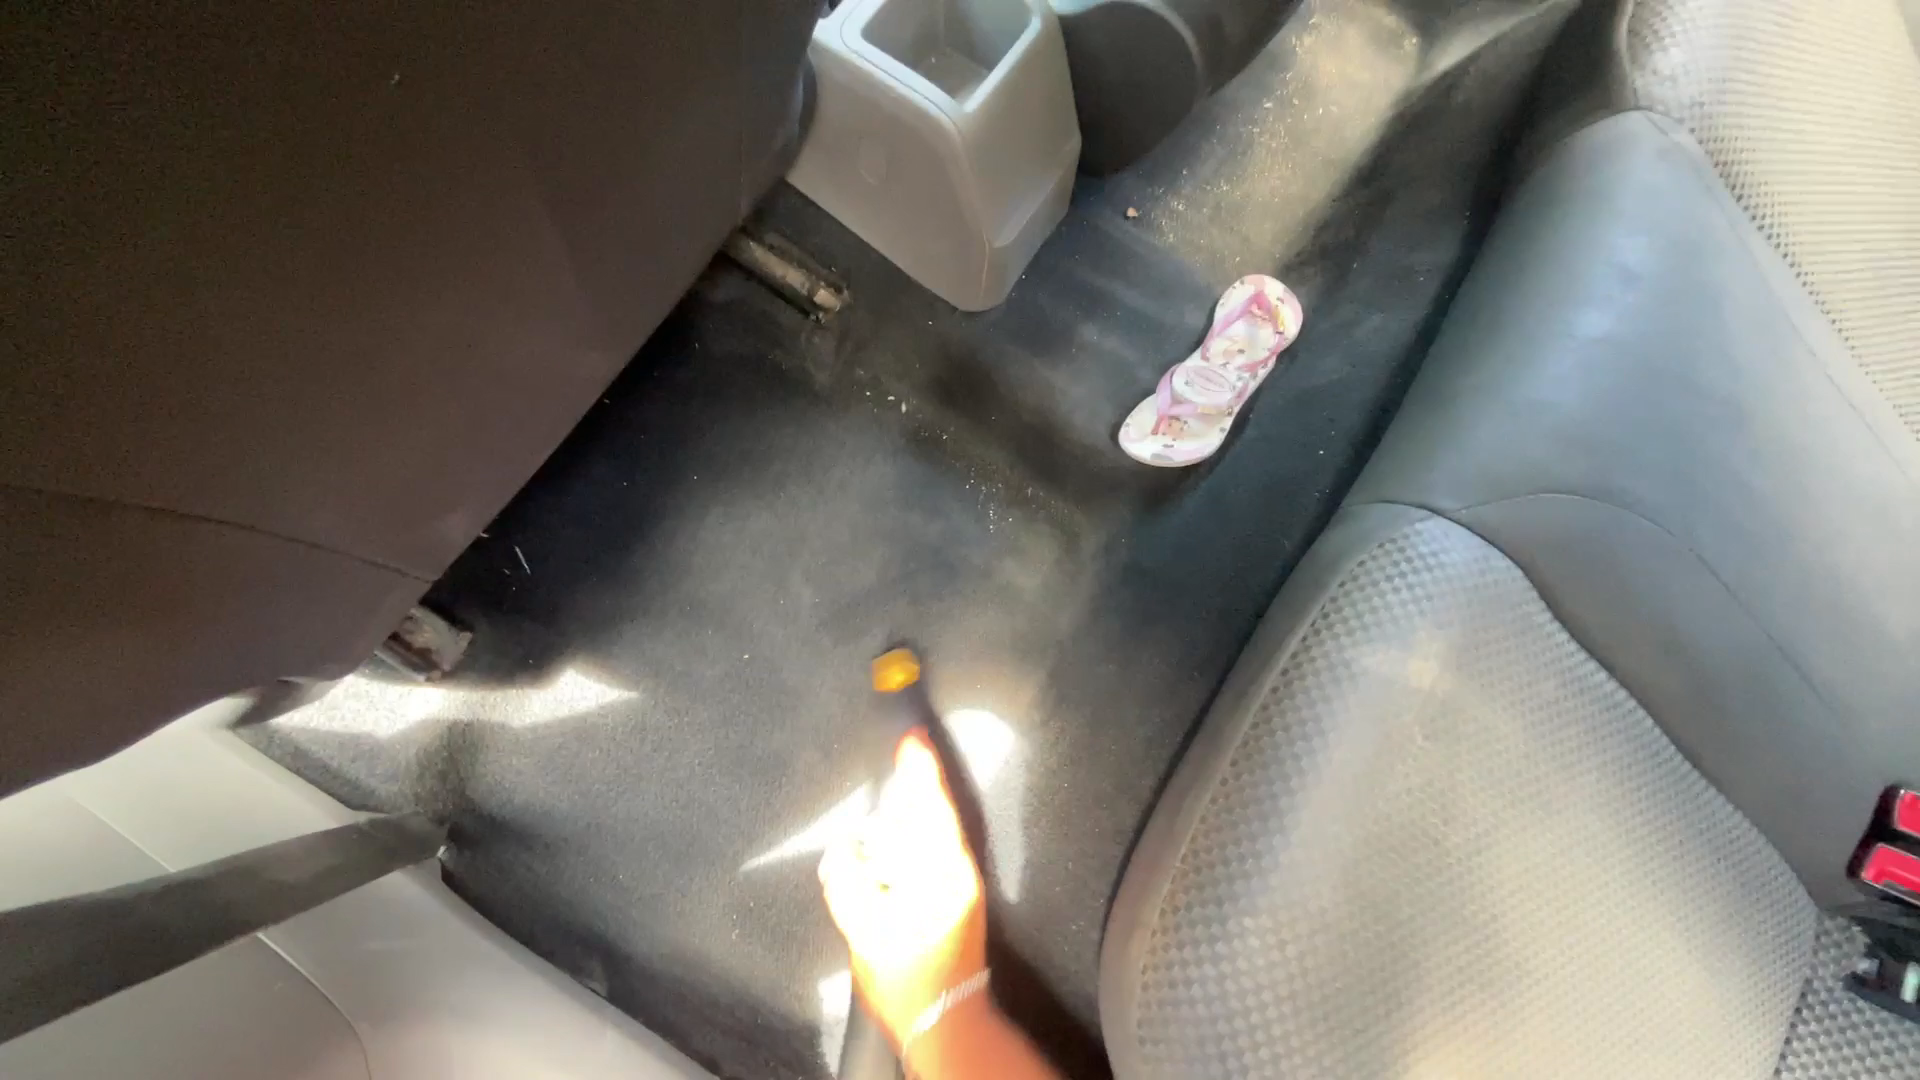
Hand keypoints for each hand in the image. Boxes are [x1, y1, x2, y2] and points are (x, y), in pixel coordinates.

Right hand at [819, 729, 987, 1050]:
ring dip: (923, 802)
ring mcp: (963, 883)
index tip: (913, 739)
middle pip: (938, 811)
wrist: (948, 1021)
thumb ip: (848, 887)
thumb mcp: (865, 934)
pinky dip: (924, 828)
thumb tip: (842, 851)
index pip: (927, 809)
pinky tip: (908, 830)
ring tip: (907, 779)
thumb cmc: (907, 979)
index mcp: (937, 873)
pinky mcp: (961, 895)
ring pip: (941, 827)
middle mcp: (957, 870)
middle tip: (910, 747)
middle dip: (922, 778)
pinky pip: (941, 845)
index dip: (919, 772)